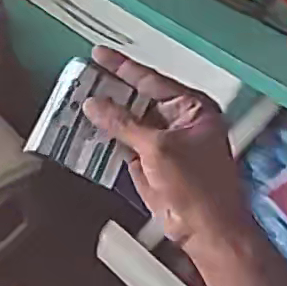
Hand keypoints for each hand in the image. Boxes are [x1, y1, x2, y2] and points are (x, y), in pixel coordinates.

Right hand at [81, 47, 258, 258]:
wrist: (206, 230)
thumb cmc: (202, 190)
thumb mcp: (158, 148)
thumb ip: (123, 123)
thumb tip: (97, 105)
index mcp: (192, 108)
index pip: (151, 79)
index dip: (123, 67)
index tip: (100, 55)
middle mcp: (179, 121)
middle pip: (138, 99)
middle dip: (111, 91)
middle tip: (85, 77)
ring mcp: (164, 142)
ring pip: (128, 121)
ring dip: (106, 115)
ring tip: (80, 101)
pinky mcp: (152, 162)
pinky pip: (124, 143)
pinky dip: (107, 137)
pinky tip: (88, 130)